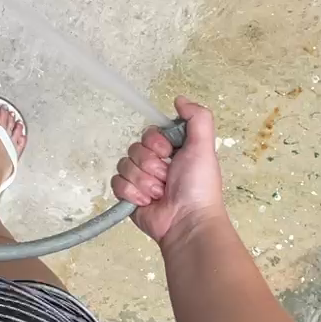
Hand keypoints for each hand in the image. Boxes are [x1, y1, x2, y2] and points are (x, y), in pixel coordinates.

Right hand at [112, 97, 226, 251]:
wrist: (187, 222)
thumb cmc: (199, 187)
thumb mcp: (204, 148)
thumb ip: (197, 119)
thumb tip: (179, 99)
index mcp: (171, 151)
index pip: (148, 134)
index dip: (156, 143)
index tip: (169, 154)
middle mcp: (155, 163)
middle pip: (134, 149)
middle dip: (150, 165)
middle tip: (166, 178)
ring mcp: (140, 180)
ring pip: (124, 166)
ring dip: (143, 181)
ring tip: (159, 194)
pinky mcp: (129, 196)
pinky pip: (116, 183)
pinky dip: (132, 193)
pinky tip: (147, 202)